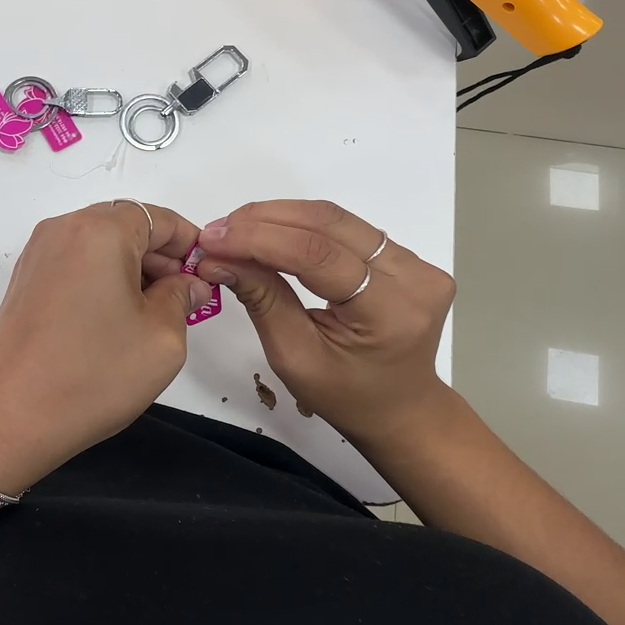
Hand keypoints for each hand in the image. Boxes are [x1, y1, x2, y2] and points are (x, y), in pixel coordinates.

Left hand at [0, 200, 211, 494]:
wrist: (10, 413)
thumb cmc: (93, 373)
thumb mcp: (162, 339)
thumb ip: (182, 298)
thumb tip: (187, 283)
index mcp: (99, 231)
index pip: (158, 218)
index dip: (189, 244)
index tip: (207, 277)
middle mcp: (63, 229)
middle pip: (124, 225)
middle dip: (159, 256)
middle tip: (184, 300)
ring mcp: (38, 253)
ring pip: (97, 244)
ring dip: (130, 268)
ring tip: (152, 314)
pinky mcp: (24, 279)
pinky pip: (74, 262)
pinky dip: (101, 278)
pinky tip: (114, 318)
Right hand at [192, 199, 455, 444]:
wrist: (399, 407)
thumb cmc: (343, 394)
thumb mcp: (292, 355)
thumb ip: (260, 299)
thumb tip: (217, 259)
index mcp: (390, 311)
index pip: (317, 255)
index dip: (258, 240)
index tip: (210, 240)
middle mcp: (413, 277)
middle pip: (327, 224)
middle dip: (262, 221)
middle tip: (214, 232)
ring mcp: (414, 262)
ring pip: (333, 218)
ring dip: (276, 217)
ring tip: (232, 229)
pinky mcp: (405, 255)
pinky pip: (342, 226)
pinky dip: (297, 224)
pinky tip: (265, 232)